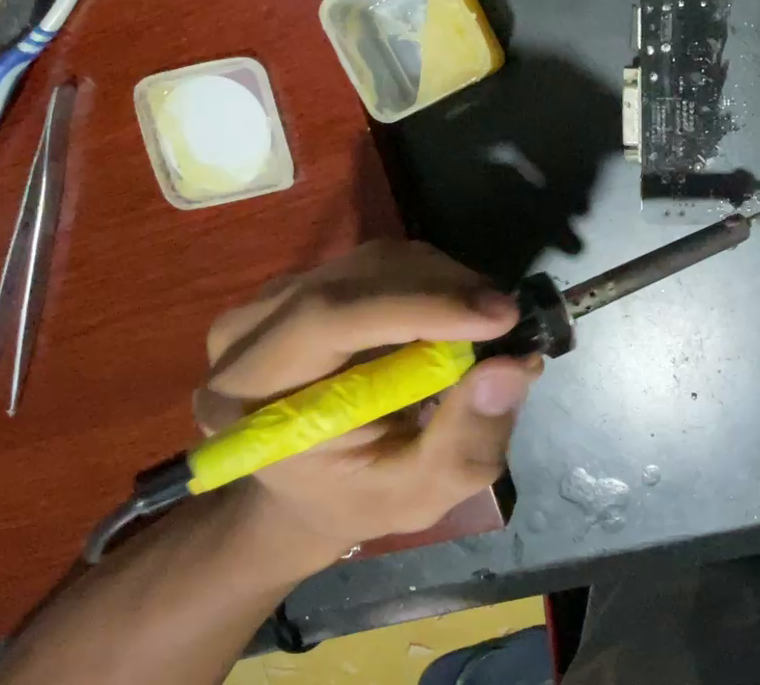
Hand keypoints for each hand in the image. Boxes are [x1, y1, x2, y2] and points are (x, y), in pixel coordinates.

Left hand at [196, 241, 541, 573]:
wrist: (316, 488)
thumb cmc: (361, 498)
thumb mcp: (420, 495)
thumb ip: (464, 442)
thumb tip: (514, 365)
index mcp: (249, 400)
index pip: (326, 320)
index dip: (418, 307)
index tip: (500, 317)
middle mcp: (245, 336)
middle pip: (355, 279)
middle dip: (445, 290)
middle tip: (510, 318)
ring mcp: (272, 302)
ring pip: (374, 261)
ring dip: (445, 282)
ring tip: (489, 322)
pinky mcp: (308, 284)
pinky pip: (380, 262)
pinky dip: (433, 279)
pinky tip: (458, 313)